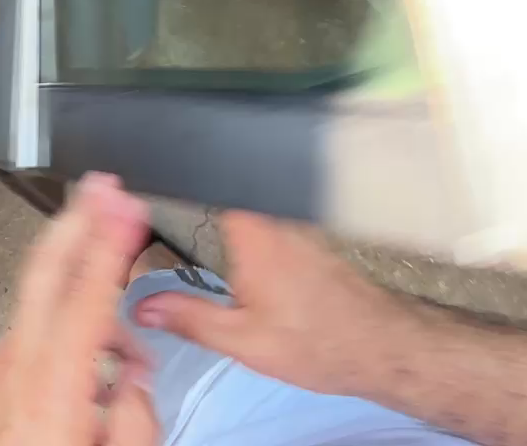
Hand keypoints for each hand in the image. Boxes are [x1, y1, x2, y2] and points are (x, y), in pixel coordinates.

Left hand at [0, 172, 160, 445]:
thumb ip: (133, 420)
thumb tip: (133, 377)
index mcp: (50, 392)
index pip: (83, 296)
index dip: (106, 240)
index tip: (123, 201)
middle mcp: (14, 371)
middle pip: (43, 272)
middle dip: (75, 219)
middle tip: (102, 184)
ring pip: (38, 303)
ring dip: (76, 278)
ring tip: (122, 301)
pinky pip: (28, 338)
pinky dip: (57, 323)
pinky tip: (87, 350)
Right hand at [131, 211, 433, 399]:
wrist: (382, 348)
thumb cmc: (315, 343)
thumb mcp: (243, 341)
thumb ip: (190, 318)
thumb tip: (143, 305)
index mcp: (249, 230)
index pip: (206, 182)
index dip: (176, 178)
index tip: (148, 185)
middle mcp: (270, 215)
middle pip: (222, 186)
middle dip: (193, 194)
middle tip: (159, 207)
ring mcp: (290, 220)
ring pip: (244, 201)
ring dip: (221, 209)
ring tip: (196, 229)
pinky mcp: (304, 234)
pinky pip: (264, 216)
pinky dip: (246, 227)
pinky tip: (242, 254)